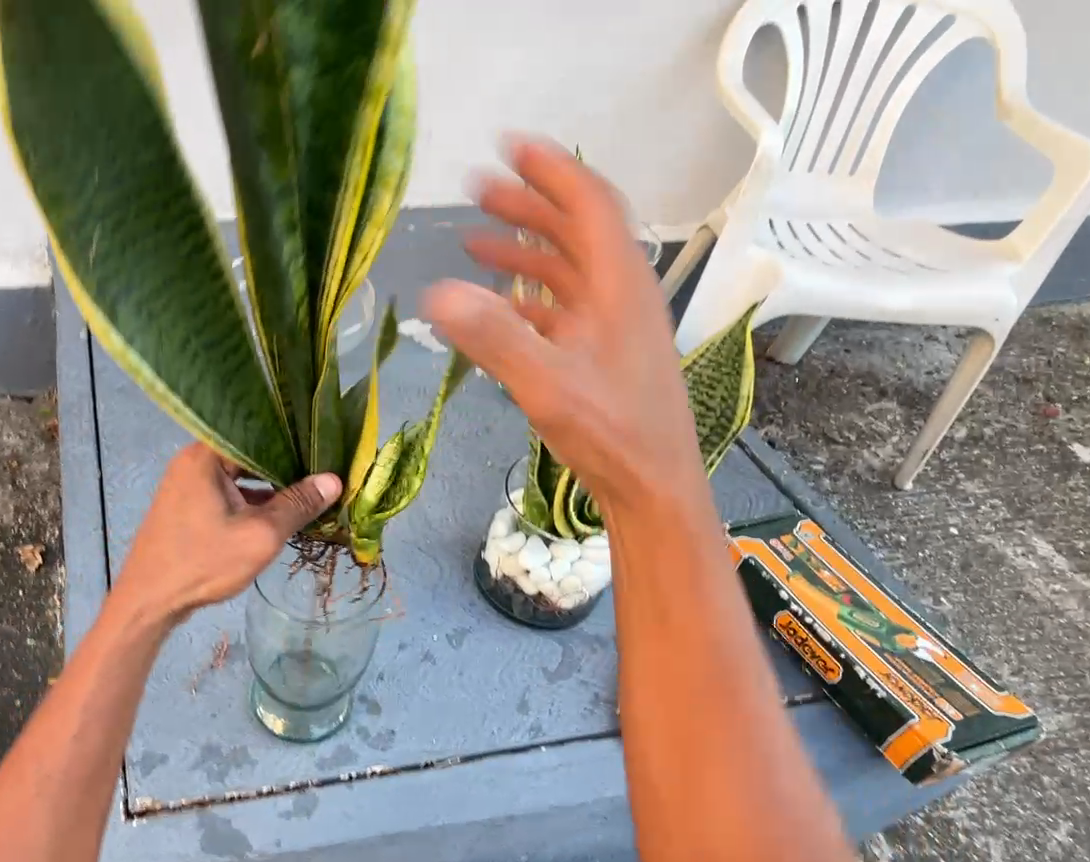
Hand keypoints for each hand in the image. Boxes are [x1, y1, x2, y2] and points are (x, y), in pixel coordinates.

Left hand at [110, 444, 341, 626]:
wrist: (149, 601)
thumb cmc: (203, 562)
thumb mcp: (260, 535)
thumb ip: (297, 504)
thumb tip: (333, 479)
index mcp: (206, 455)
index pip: (259, 432)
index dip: (294, 441)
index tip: (325, 451)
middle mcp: (193, 460)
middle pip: (248, 452)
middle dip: (285, 465)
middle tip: (323, 472)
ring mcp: (186, 483)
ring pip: (238, 474)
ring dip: (268, 486)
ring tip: (308, 493)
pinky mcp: (185, 504)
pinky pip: (225, 491)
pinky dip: (249, 500)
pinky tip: (277, 513)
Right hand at [422, 136, 705, 510]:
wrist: (654, 484)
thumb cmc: (610, 432)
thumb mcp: (546, 384)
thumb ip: (493, 337)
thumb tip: (435, 294)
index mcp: (617, 284)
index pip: (589, 205)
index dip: (552, 170)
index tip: (511, 148)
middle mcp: (619, 293)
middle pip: (576, 230)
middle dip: (529, 205)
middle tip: (480, 191)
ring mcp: (613, 325)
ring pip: (569, 268)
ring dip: (526, 249)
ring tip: (476, 239)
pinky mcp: (604, 352)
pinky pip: (564, 307)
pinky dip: (529, 295)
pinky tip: (499, 304)